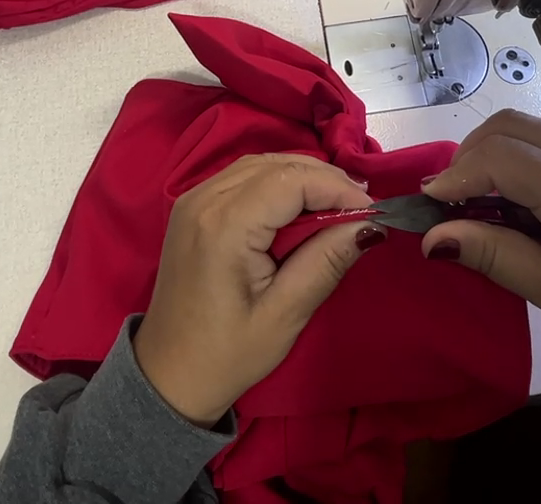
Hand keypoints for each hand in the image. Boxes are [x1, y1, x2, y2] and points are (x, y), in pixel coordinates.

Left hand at [133, 153, 383, 425]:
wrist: (167, 376)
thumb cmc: (227, 354)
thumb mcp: (285, 315)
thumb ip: (326, 261)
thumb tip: (370, 225)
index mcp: (224, 226)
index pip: (291, 180)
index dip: (336, 187)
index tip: (372, 211)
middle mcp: (204, 199)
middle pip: (276, 164)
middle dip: (323, 178)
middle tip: (361, 207)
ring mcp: (193, 198)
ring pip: (260, 164)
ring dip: (302, 176)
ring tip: (339, 203)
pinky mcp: (192, 205)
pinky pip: (243, 175)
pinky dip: (277, 180)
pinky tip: (301, 203)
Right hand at [420, 110, 540, 405]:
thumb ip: (494, 254)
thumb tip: (431, 236)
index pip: (503, 156)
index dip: (457, 173)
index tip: (429, 205)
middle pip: (511, 126)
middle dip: (468, 155)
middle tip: (447, 201)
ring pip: (528, 128)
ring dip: (490, 154)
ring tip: (473, 202)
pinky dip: (514, 159)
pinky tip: (507, 200)